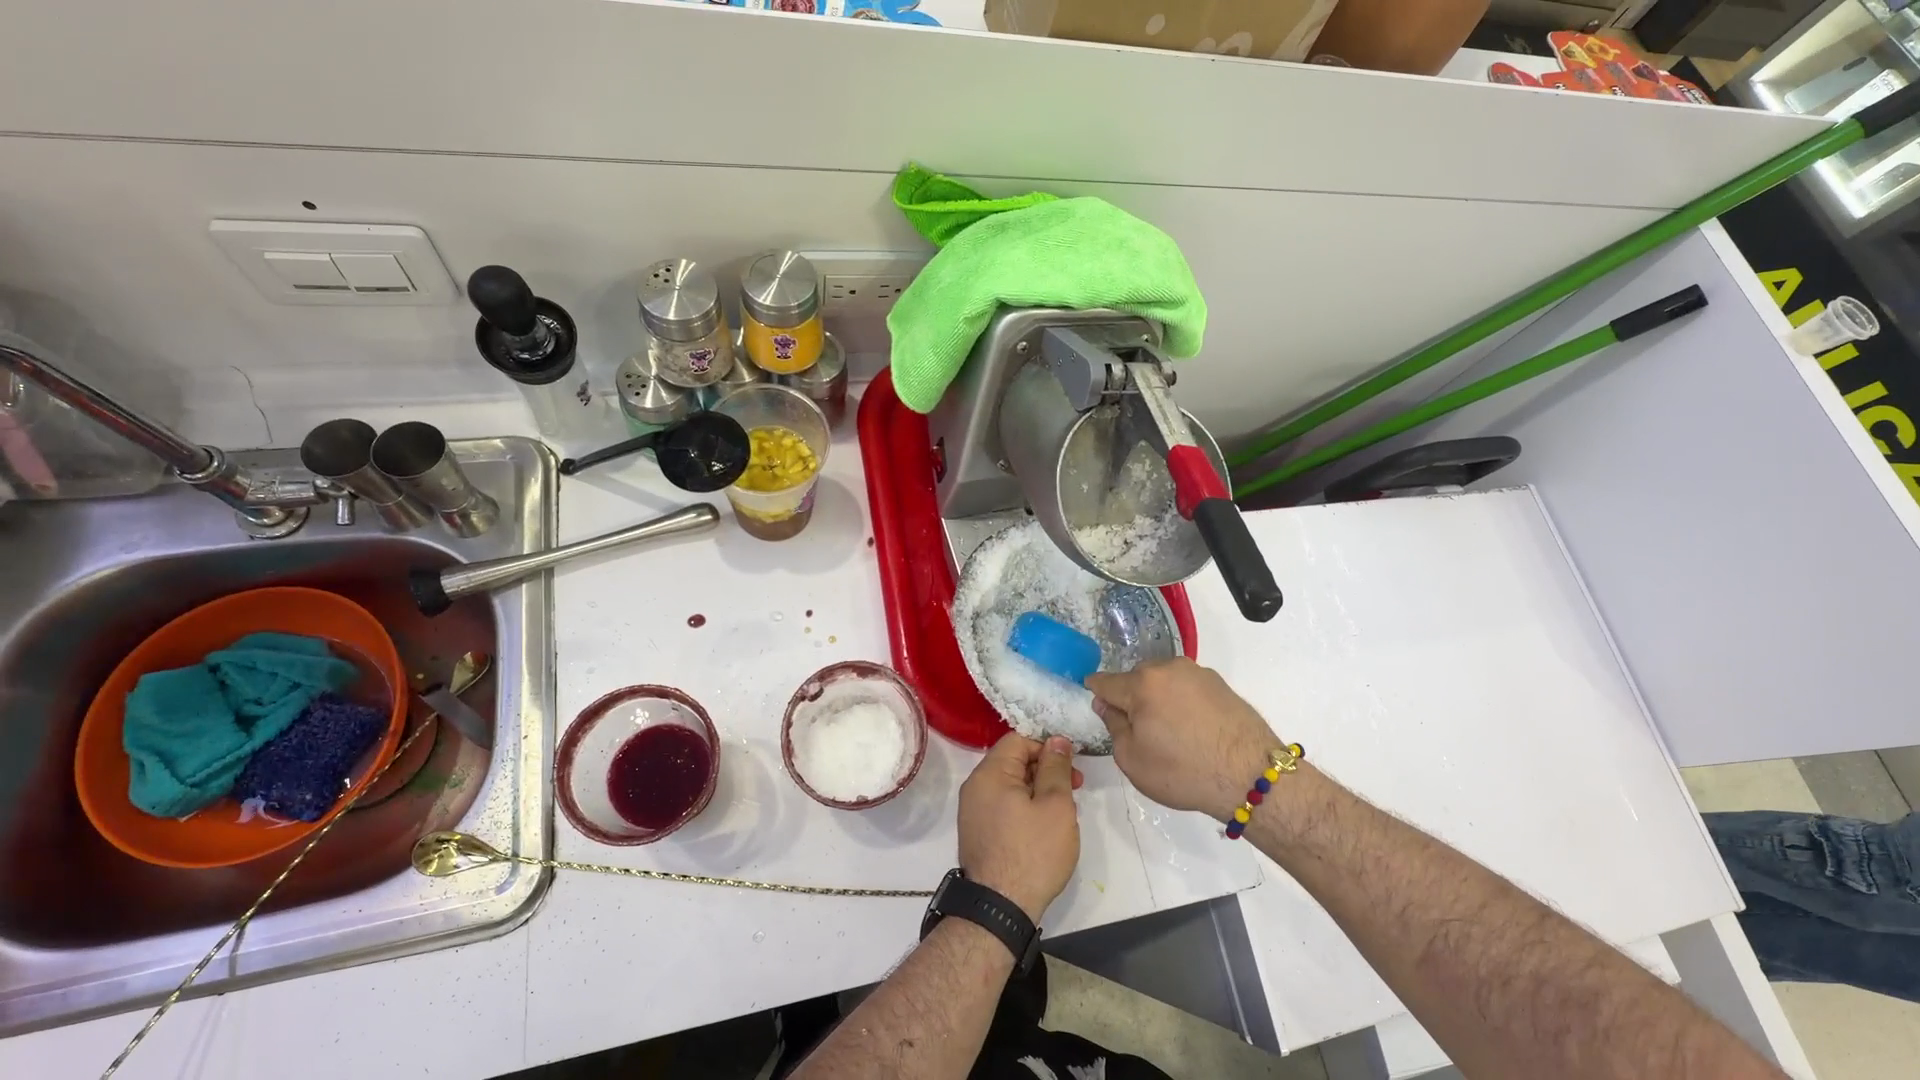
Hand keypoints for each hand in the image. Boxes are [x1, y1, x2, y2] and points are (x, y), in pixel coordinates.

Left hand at [957, 734, 1080, 921]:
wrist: (1001, 908)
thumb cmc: (1033, 853)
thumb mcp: (1055, 805)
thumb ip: (1055, 768)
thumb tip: (1057, 740)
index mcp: (989, 774)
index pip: (1019, 740)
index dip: (1048, 748)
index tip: (1071, 768)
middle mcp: (975, 787)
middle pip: (1013, 762)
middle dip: (1045, 770)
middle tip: (1074, 790)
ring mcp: (973, 811)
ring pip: (1010, 786)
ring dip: (1037, 791)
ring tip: (1062, 813)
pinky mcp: (978, 832)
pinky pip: (1003, 806)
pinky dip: (1024, 808)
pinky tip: (1043, 828)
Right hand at [1085, 658, 1281, 819]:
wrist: (1250, 776)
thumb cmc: (1183, 771)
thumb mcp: (1132, 759)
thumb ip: (1114, 726)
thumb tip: (1108, 705)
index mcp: (1142, 684)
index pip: (1104, 681)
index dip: (1095, 693)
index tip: (1097, 707)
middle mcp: (1168, 668)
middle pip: (1136, 679)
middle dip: (1132, 698)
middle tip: (1140, 730)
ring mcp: (1198, 673)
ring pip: (1163, 681)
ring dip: (1159, 698)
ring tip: (1171, 732)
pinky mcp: (1220, 683)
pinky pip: (1187, 688)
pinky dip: (1183, 702)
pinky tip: (1193, 730)